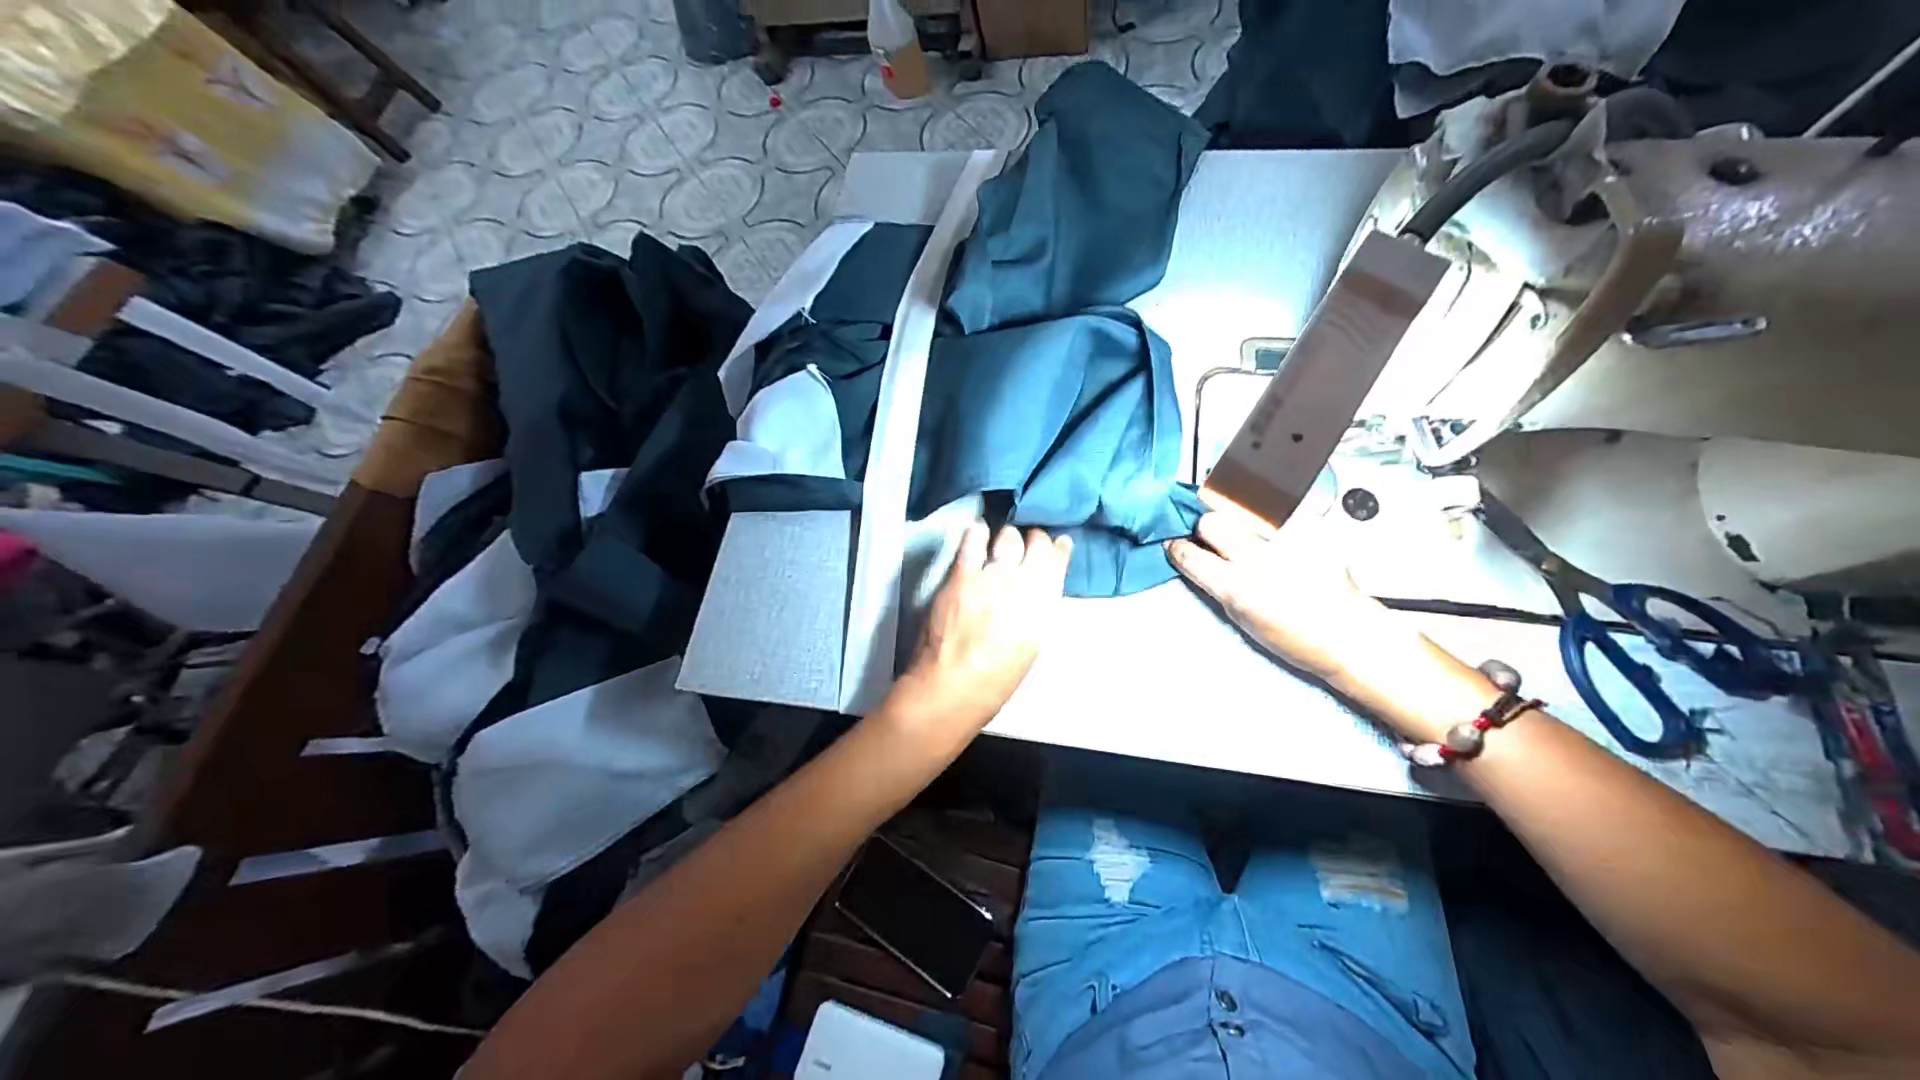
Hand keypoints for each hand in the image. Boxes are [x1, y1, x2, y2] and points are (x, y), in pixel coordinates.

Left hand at [889, 522, 1071, 737]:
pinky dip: (977, 533)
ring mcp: (992, 578)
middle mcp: (1024, 587)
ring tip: (1000, 542)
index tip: (1056, 543)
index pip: (1057, 563)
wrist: (953, 686)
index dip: (1057, 549)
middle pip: (1035, 543)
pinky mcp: (962, 576)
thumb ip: (1038, 611)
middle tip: (1025, 542)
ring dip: (1006, 537)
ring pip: (1007, 537)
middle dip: (1032, 539)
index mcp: (1045, 609)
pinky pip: (973, 541)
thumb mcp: (1032, 646)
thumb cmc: (996, 679)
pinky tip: (977, 533)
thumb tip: (1040, 588)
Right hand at [1167, 500, 1497, 741]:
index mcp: (1236, 588)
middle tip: (1206, 530)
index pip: (1190, 554)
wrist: (1351, 636)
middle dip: (1204, 524)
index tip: (1177, 545)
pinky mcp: (1309, 530)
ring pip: (1241, 505)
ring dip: (1231, 510)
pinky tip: (1264, 518)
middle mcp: (1258, 560)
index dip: (1178, 548)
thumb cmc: (1300, 639)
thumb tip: (1200, 564)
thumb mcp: (1243, 621)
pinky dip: (1263, 509)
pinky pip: (1275, 507)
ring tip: (1233, 517)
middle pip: (1212, 520)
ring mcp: (1286, 541)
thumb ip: (1218, 586)